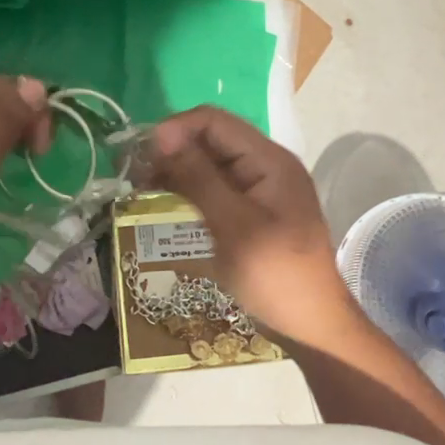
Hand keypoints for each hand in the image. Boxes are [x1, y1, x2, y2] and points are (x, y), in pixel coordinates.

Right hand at [147, 106, 357, 339]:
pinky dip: (191, 192)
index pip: (214, 122)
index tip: (141, 157)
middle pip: (213, 140)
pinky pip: (218, 191)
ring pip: (212, 166)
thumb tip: (162, 136)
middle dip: (172, 150)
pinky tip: (166, 205)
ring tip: (142, 190)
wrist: (310, 323)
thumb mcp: (233, 224)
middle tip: (133, 175)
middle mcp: (266, 167)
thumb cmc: (274, 274)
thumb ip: (199, 177)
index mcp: (269, 161)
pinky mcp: (253, 215)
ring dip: (178, 171)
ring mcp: (261, 192)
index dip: (175, 130)